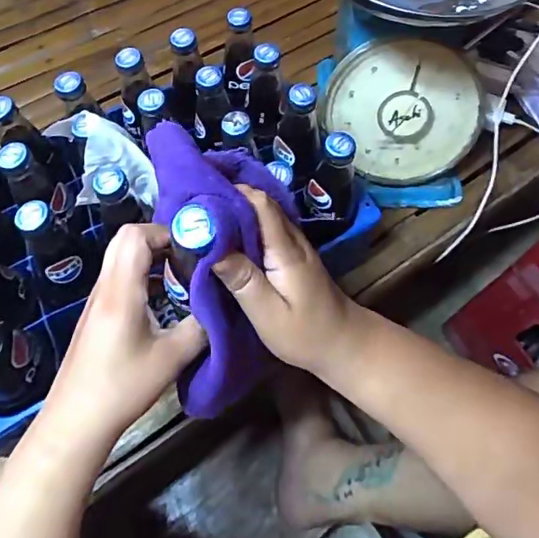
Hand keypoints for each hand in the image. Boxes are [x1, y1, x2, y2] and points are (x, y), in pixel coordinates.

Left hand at [44, 224, 206, 444]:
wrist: (76, 421)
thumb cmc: (122, 387)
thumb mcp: (171, 358)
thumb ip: (200, 325)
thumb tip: (220, 302)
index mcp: (120, 289)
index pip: (136, 235)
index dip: (166, 233)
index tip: (193, 248)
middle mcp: (105, 286)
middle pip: (127, 239)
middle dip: (161, 240)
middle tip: (189, 257)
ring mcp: (98, 298)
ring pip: (122, 257)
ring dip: (151, 258)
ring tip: (181, 275)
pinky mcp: (97, 313)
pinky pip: (120, 276)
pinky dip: (142, 275)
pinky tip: (163, 298)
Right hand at [213, 186, 370, 375]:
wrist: (345, 344)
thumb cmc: (306, 334)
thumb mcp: (268, 315)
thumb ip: (242, 280)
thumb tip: (211, 248)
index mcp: (285, 249)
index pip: (260, 204)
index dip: (231, 193)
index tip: (200, 196)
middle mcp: (291, 238)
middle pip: (259, 203)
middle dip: (227, 198)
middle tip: (193, 205)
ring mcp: (294, 244)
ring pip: (262, 214)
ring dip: (234, 211)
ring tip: (202, 216)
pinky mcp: (291, 253)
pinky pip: (265, 227)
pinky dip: (244, 225)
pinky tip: (225, 236)